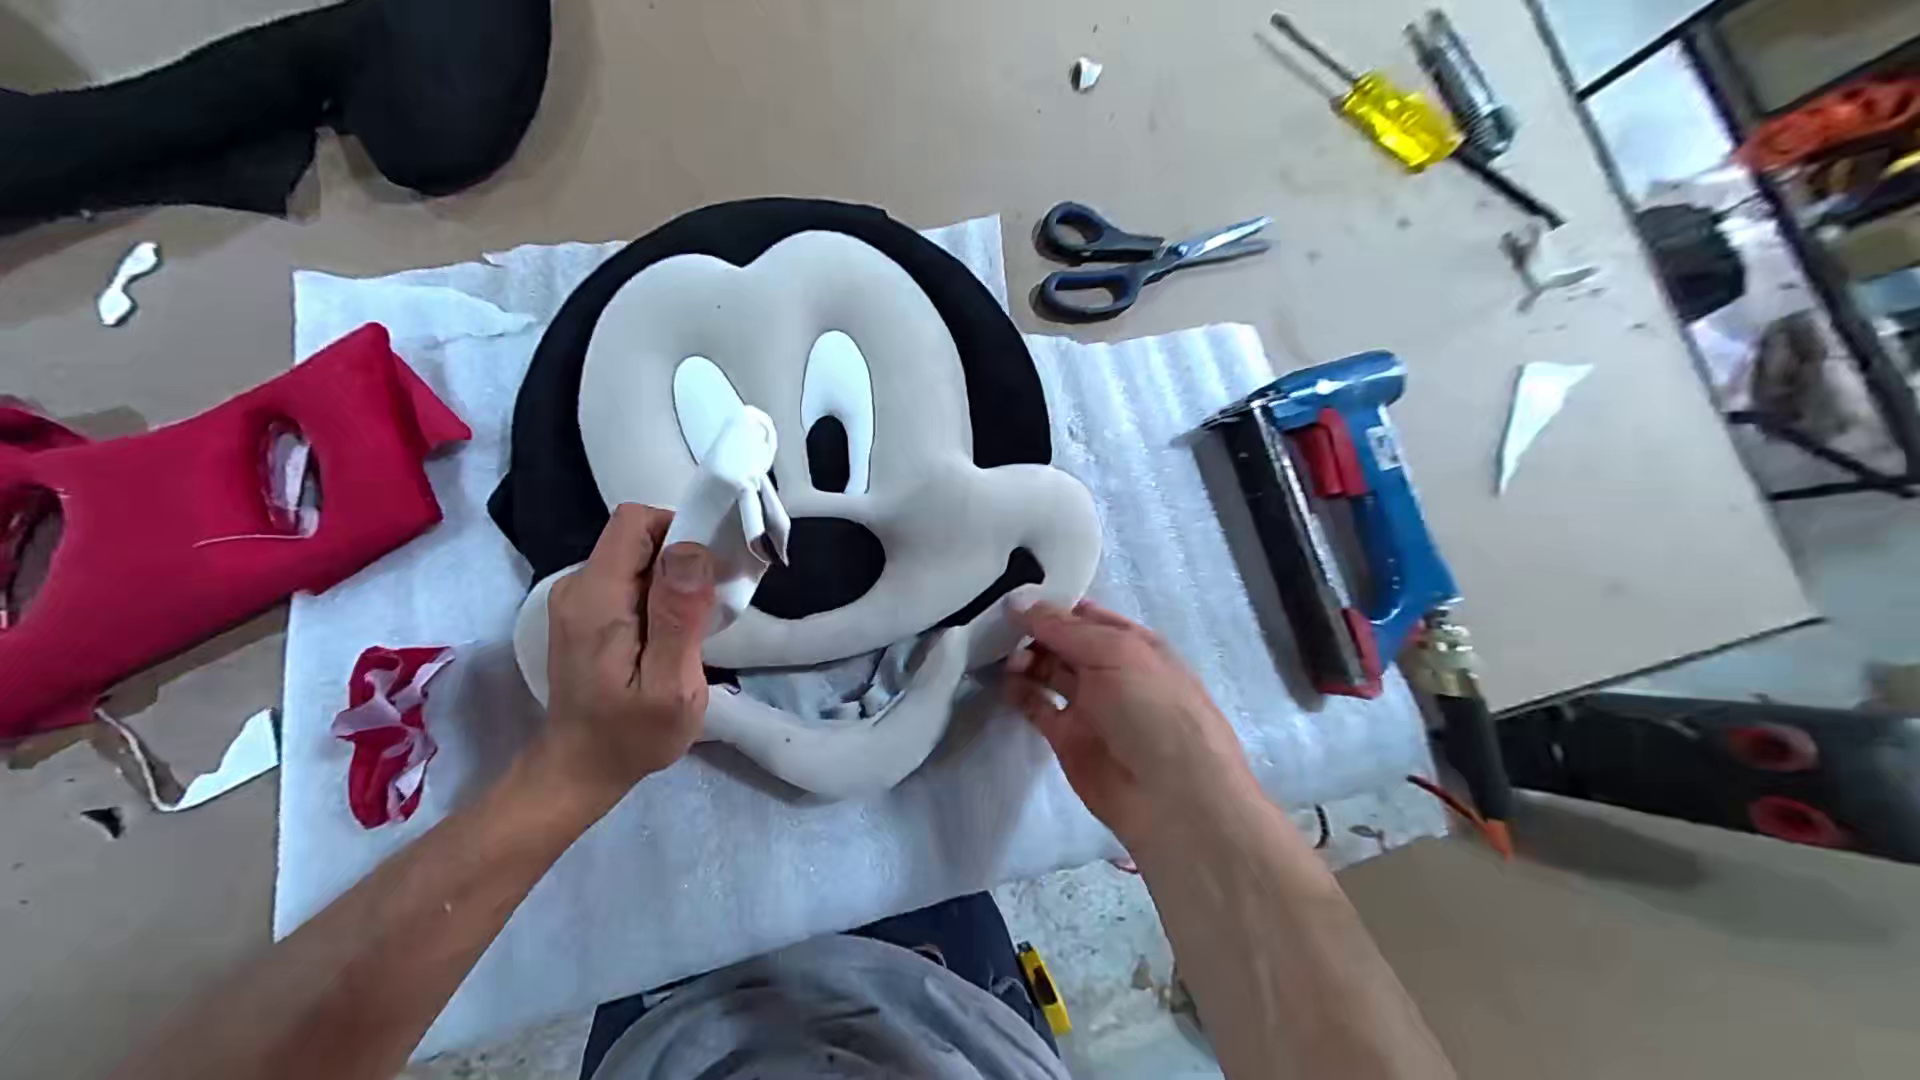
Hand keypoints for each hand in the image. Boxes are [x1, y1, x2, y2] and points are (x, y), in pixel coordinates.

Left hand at [537, 503, 715, 806]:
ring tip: (698, 622)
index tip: (713, 568)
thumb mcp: (670, 685)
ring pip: (639, 557)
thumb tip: (690, 551)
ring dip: (677, 577)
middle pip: (639, 536)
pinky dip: (663, 592)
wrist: (581, 769)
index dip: (681, 529)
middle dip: (685, 556)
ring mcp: (580, 599)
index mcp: (596, 599)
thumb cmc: (631, 735)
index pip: (636, 522)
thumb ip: (678, 616)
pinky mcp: (588, 612)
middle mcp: (579, 587)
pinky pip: (633, 578)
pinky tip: (676, 630)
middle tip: (713, 602)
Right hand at [1006, 599, 1262, 854]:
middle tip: (999, 627)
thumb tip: (1016, 602)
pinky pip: (1037, 705)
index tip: (1011, 595)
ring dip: (1023, 659)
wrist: (1172, 796)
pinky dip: (1018, 692)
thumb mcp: (1114, 652)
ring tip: (1005, 658)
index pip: (1083, 614)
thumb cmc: (1152, 708)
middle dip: (1032, 631)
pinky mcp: (1066, 736)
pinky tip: (1003, 681)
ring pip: (1047, 671)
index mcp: (1130, 643)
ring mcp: (1087, 704)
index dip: (1051, 605)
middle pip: (1061, 641)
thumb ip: (1062, 627)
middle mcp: (1108, 669)